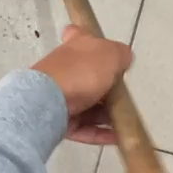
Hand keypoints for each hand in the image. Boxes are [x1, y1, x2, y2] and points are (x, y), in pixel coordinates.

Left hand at [32, 25, 133, 144]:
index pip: (78, 34)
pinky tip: (117, 137)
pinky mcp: (58, 120)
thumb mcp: (111, 55)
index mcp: (74, 46)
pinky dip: (100, 132)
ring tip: (125, 122)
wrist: (48, 103)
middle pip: (88, 76)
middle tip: (124, 97)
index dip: (90, 40)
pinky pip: (83, 127)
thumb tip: (123, 59)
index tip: (104, 52)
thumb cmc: (81, 72)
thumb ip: (121, 54)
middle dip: (107, 88)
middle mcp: (64, 68)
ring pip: (87, 104)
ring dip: (106, 114)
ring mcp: (59, 95)